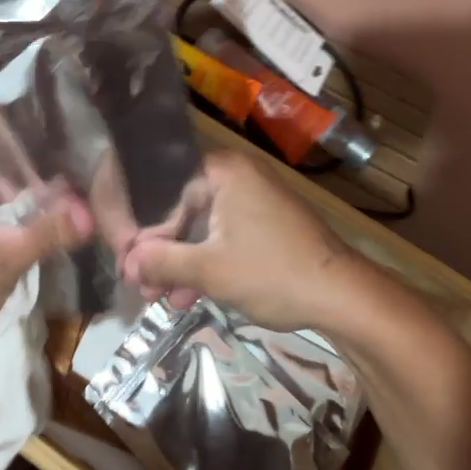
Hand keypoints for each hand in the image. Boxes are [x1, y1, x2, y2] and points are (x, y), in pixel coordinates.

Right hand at [119, 152, 366, 331]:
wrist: (344, 295)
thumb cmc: (273, 271)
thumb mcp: (210, 270)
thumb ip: (164, 262)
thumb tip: (127, 262)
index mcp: (222, 170)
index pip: (164, 190)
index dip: (143, 230)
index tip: (126, 261)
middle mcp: (236, 175)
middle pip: (182, 209)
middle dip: (160, 251)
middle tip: (141, 285)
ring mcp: (252, 198)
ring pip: (201, 227)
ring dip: (181, 262)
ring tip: (160, 299)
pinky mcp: (263, 222)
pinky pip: (222, 235)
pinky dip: (206, 262)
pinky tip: (188, 296)